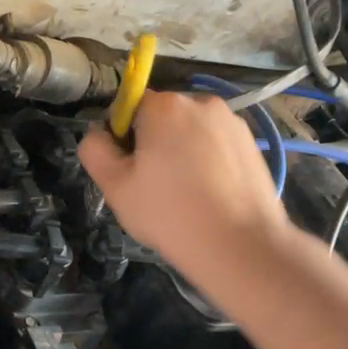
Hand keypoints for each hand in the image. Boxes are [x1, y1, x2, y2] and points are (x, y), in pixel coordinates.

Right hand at [79, 92, 289, 276]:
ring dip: (181, 153)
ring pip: (191, 132)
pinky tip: (208, 196)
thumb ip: (95, 151)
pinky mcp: (252, 144)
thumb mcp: (115, 187)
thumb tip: (98, 134)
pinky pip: (216, 145)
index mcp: (165, 106)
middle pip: (163, 117)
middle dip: (153, 144)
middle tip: (152, 187)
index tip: (128, 170)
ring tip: (184, 195)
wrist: (240, 246)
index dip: (122, 137)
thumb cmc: (169, 214)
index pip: (129, 107)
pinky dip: (207, 163)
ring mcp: (233, 122)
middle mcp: (202, 102)